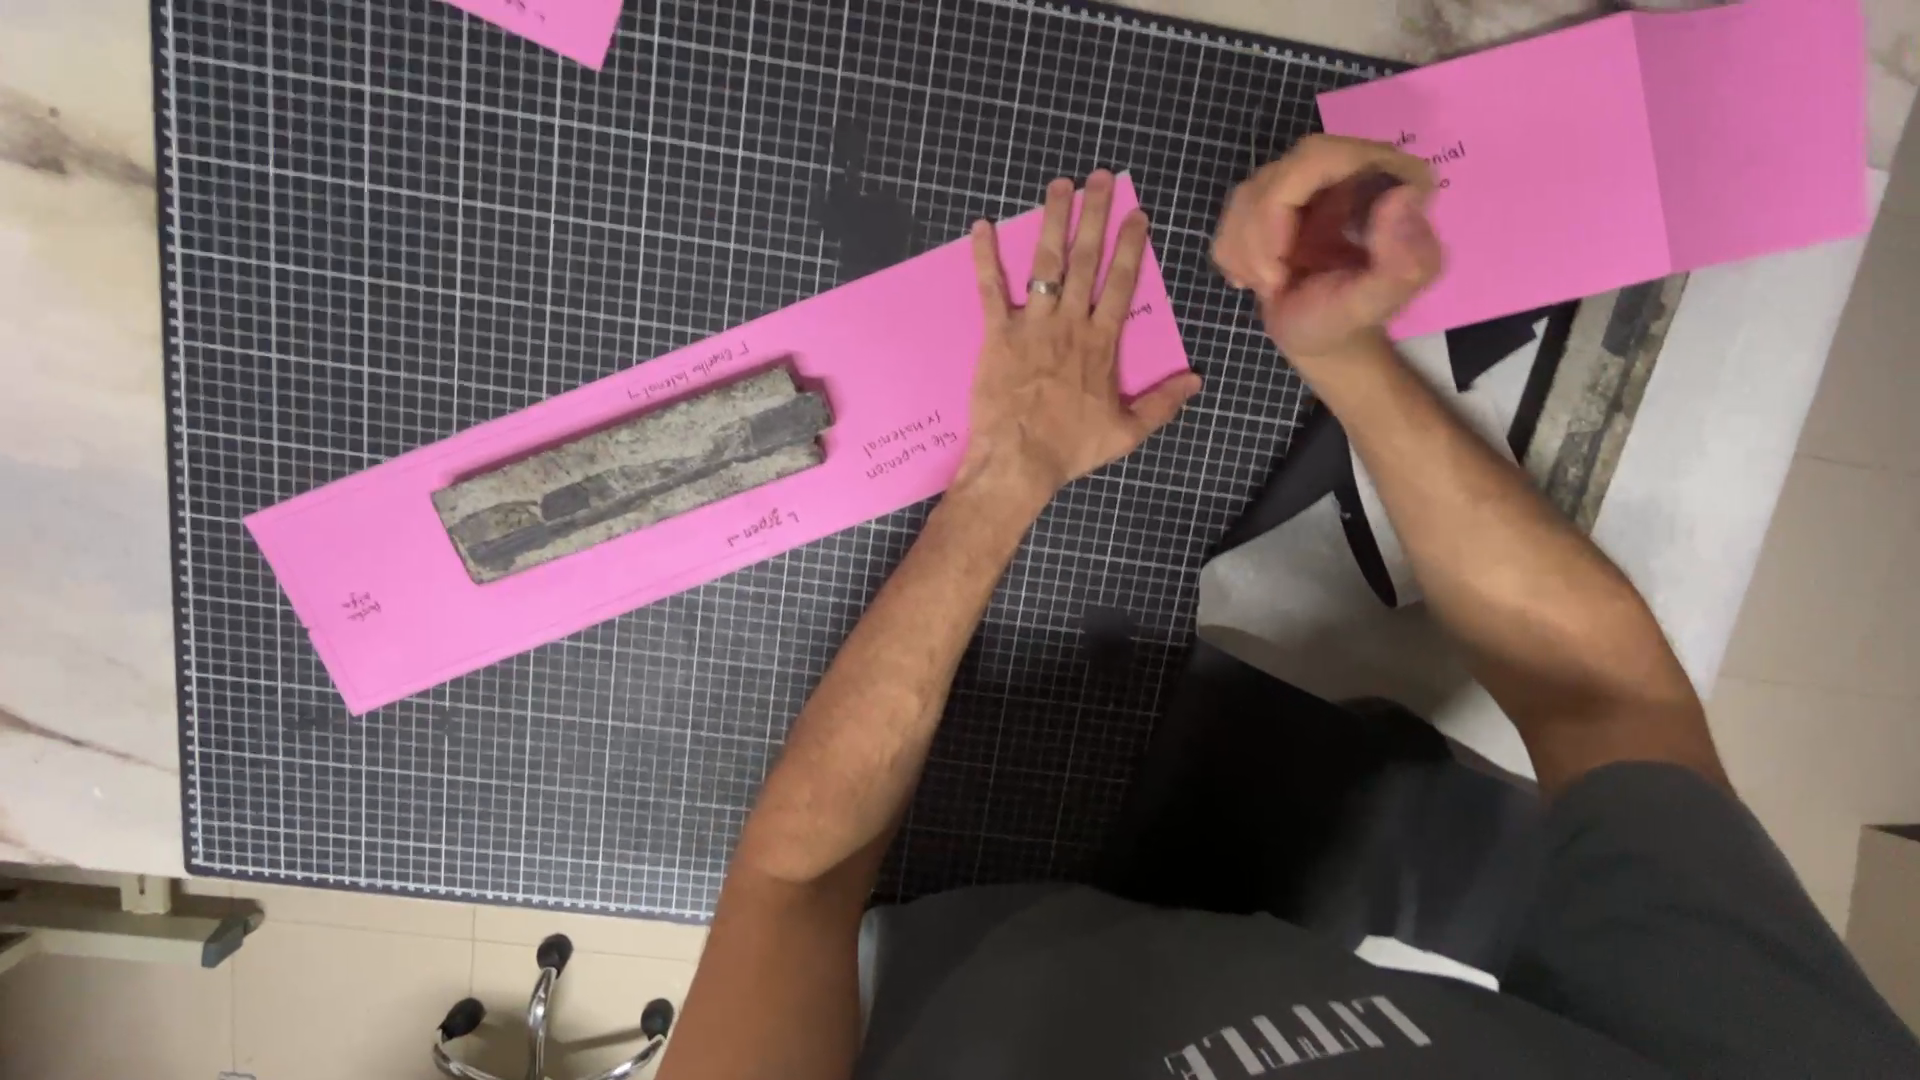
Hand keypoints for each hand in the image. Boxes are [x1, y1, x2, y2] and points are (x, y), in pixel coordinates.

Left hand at [959, 170, 1203, 508]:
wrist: (1019, 461)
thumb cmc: (1071, 448)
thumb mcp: (1127, 432)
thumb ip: (1163, 404)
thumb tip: (1196, 380)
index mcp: (1101, 343)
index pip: (1121, 283)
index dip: (1130, 246)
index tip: (1136, 214)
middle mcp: (1070, 323)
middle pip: (1085, 260)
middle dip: (1094, 216)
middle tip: (1099, 178)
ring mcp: (1032, 326)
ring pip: (1045, 265)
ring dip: (1052, 222)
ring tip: (1059, 186)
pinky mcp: (997, 335)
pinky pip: (990, 290)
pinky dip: (984, 257)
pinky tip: (980, 226)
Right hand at [1212, 135, 1442, 366]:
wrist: (1315, 335)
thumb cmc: (1346, 319)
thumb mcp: (1379, 300)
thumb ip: (1403, 258)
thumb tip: (1402, 196)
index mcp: (1384, 178)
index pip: (1318, 157)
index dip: (1282, 209)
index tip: (1281, 265)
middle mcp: (1344, 169)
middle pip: (1276, 177)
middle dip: (1259, 238)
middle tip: (1271, 282)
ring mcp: (1305, 184)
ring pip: (1248, 195)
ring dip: (1247, 252)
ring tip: (1270, 284)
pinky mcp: (1272, 201)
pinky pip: (1233, 213)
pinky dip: (1235, 254)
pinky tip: (1258, 276)